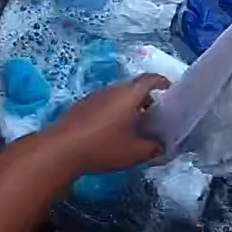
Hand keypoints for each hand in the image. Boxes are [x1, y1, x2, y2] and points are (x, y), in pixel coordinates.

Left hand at [39, 74, 169, 174]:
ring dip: (129, 106)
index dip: (162, 82)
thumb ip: (154, 148)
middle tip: (154, 115)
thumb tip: (163, 146)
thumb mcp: (135, 152)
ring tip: (134, 125)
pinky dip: (114, 112)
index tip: (170, 90)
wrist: (61, 149)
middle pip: (134, 88)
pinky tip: (112, 131)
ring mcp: (94, 96)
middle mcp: (112, 90)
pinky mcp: (81, 106)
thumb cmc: (103, 146)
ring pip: (118, 96)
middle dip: (146, 98)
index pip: (150, 79)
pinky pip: (104, 103)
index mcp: (129, 94)